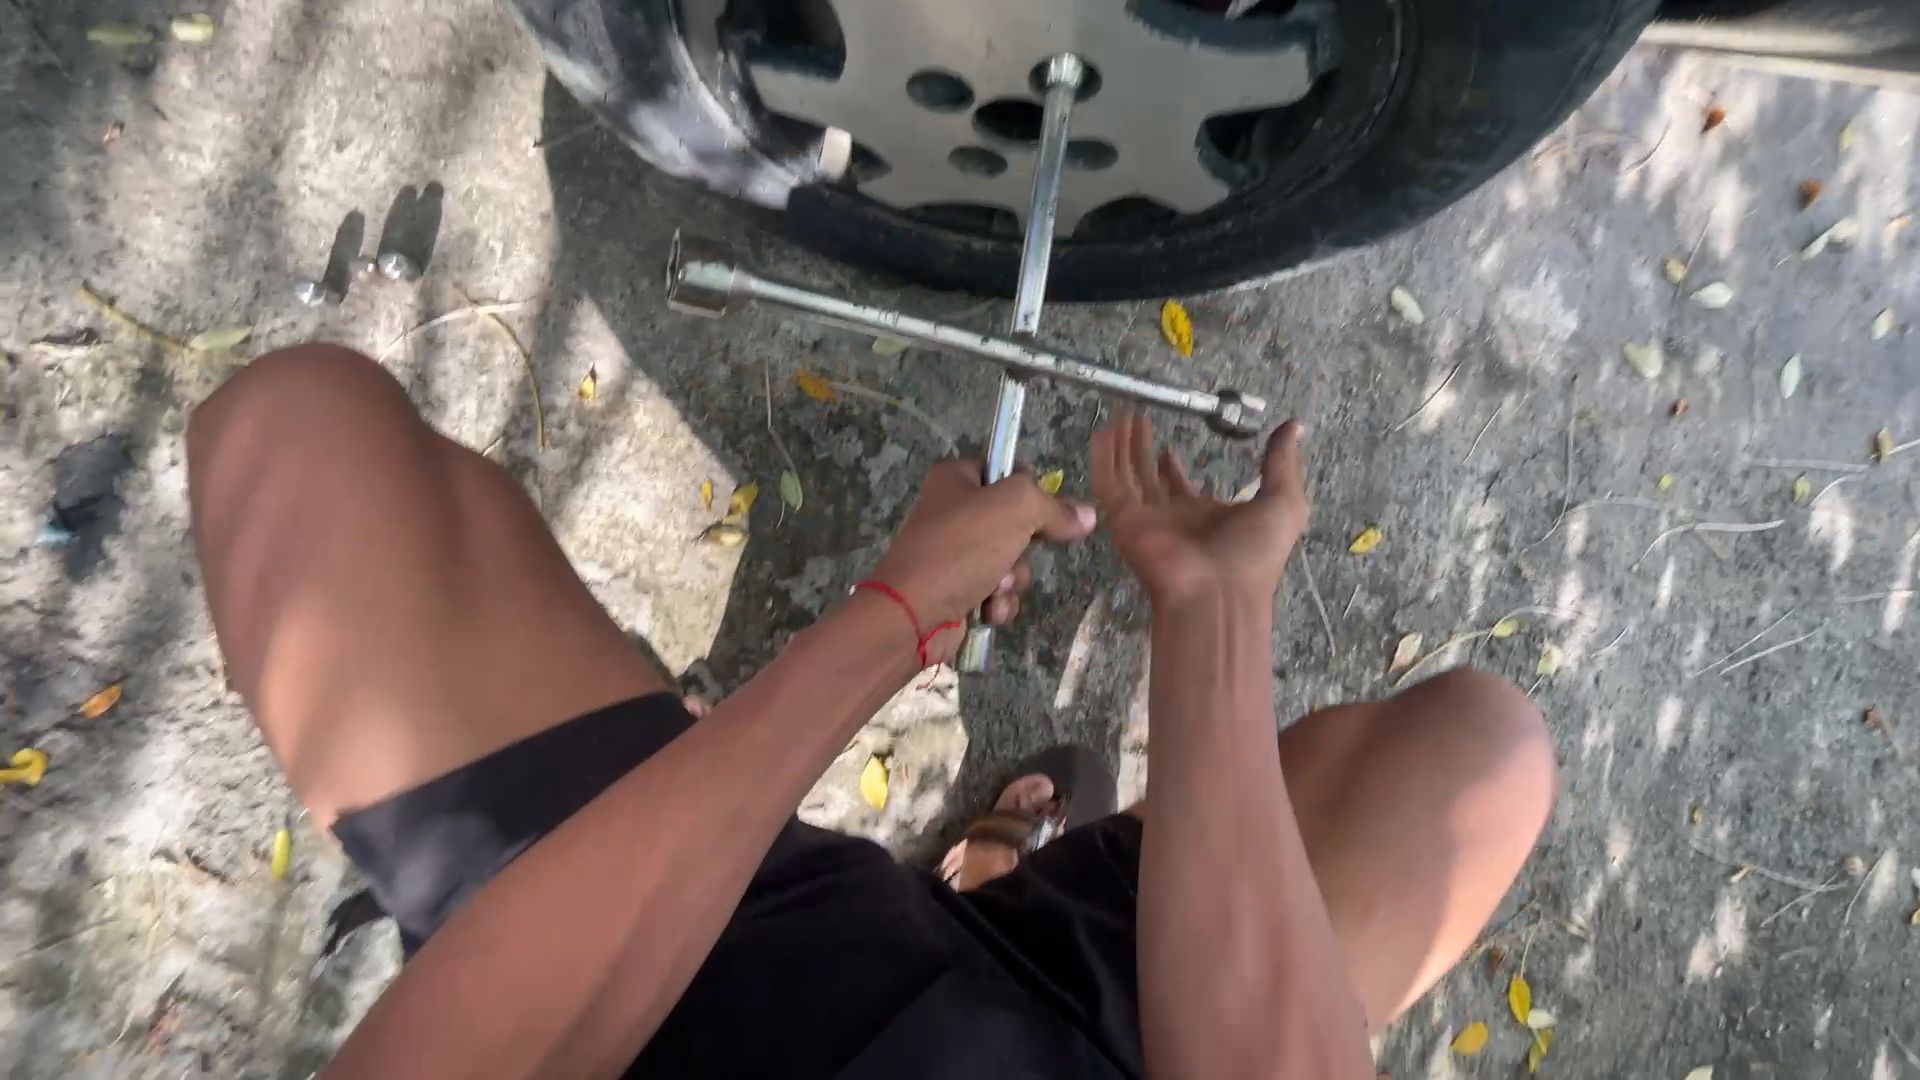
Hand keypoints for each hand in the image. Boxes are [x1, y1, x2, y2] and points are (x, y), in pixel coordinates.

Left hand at [868, 459, 1098, 663]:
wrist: (913, 613)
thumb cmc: (961, 548)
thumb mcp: (1015, 509)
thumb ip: (1054, 508)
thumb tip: (1087, 516)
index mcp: (956, 478)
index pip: (1007, 470)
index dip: (1030, 490)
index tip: (1043, 510)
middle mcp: (953, 511)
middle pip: (1016, 522)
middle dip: (1024, 548)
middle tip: (1014, 554)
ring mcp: (955, 553)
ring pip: (1011, 561)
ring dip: (1013, 580)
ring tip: (995, 589)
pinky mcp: (957, 589)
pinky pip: (997, 591)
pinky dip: (998, 603)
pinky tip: (988, 610)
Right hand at [1091, 415, 1308, 607]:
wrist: (1221, 591)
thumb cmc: (1254, 553)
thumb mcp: (1284, 502)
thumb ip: (1282, 463)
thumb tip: (1294, 426)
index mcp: (1203, 515)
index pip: (1179, 487)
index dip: (1172, 467)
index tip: (1168, 447)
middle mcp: (1170, 516)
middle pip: (1148, 477)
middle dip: (1142, 450)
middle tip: (1136, 421)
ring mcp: (1144, 519)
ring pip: (1126, 475)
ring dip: (1121, 447)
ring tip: (1119, 417)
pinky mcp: (1124, 519)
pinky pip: (1109, 484)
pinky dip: (1103, 458)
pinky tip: (1103, 433)